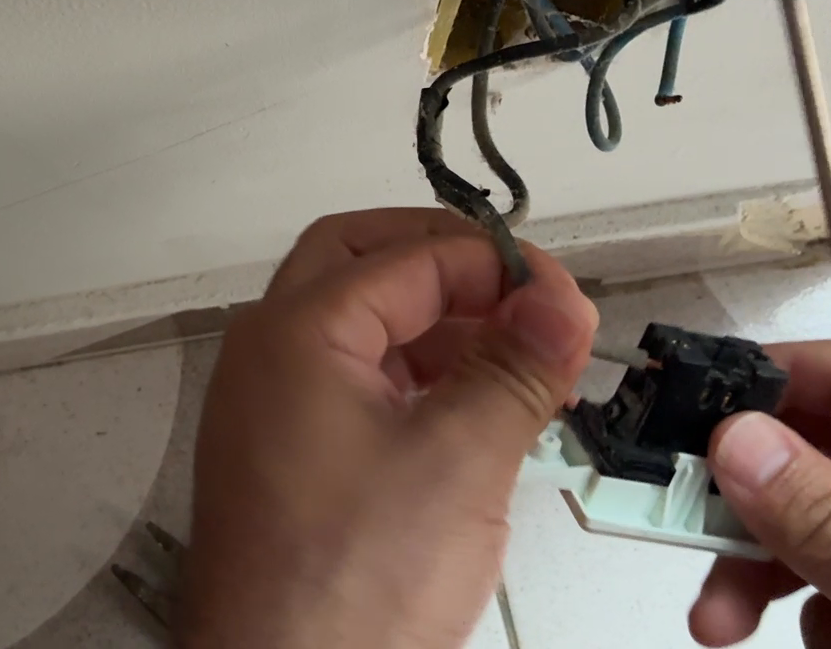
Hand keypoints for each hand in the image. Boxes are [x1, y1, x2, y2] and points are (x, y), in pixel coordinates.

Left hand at [180, 209, 598, 647]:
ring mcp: (267, 388)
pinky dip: (405, 365)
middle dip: (441, 261)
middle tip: (521, 292)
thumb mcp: (457, 463)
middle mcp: (268, 342)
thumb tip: (558, 301)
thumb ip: (512, 370)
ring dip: (429, 316)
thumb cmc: (355, 574)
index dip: (490, 263)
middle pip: (357, 257)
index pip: (404, 255)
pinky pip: (346, 369)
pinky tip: (467, 395)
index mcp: (297, 327)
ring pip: (352, 313)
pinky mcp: (281, 433)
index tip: (563, 295)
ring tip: (514, 349)